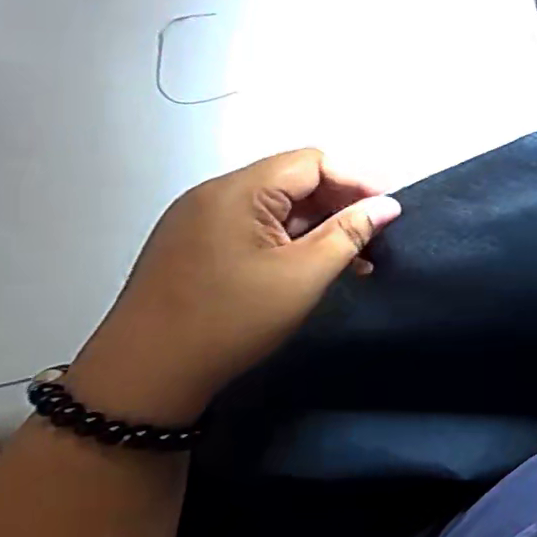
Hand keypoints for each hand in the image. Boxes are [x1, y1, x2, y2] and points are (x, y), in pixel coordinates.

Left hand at [62, 149, 400, 424]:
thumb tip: (389, 205)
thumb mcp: (304, 276)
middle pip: (293, 181)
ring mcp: (202, 220)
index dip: (356, 182)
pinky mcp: (197, 245)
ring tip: (354, 260)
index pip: (311, 163)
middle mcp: (216, 194)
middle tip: (376, 239)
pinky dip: (292, 240)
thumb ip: (350, 234)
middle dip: (341, 205)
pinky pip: (256, 227)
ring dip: (320, 226)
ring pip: (277, 207)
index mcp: (238, 191)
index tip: (390, 213)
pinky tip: (313, 268)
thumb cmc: (232, 319)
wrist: (147, 373)